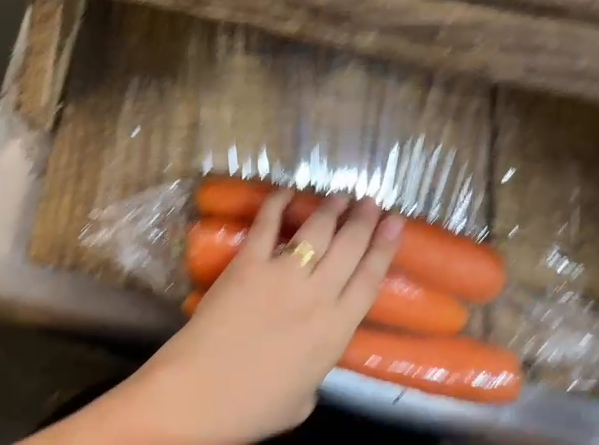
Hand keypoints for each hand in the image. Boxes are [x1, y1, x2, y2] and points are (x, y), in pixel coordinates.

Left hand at [28, 190, 402, 444]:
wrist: (204, 393)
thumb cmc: (256, 406)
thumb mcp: (307, 394)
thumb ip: (318, 360)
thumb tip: (314, 343)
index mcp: (335, 332)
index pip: (370, 280)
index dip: (384, 248)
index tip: (395, 224)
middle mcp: (316, 296)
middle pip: (349, 248)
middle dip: (363, 220)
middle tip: (371, 201)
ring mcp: (281, 274)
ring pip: (315, 231)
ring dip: (330, 209)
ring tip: (340, 195)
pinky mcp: (247, 262)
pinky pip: (266, 224)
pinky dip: (277, 203)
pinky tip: (287, 191)